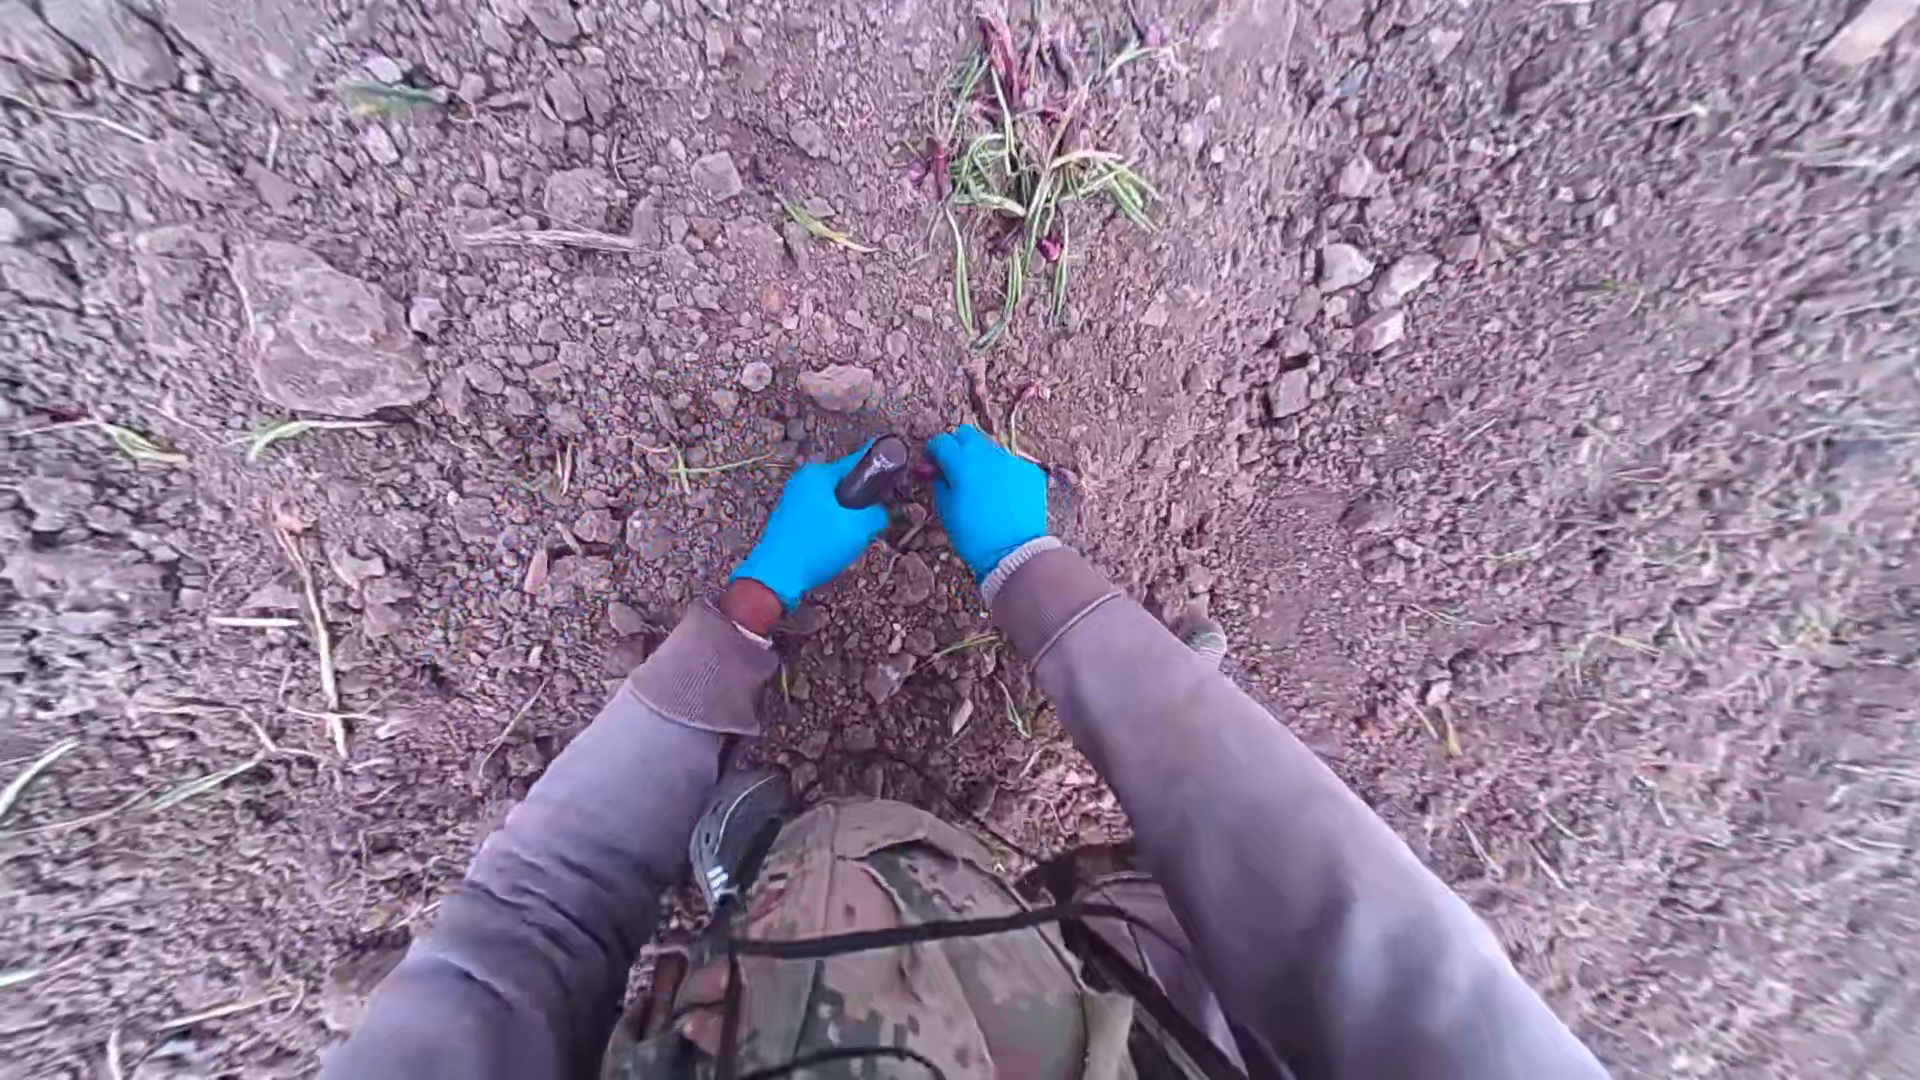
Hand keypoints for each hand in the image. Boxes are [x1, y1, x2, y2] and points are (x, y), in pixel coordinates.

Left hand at [730, 442, 887, 610]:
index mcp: (817, 475)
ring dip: (848, 517)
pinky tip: (835, 545)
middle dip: (862, 501)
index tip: (893, 477)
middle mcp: (803, 482)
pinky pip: (822, 516)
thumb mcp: (859, 529)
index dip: (879, 470)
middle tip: (871, 519)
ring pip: (834, 502)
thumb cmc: (814, 548)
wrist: (778, 578)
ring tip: (852, 537)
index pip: (857, 462)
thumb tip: (883, 512)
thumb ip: (878, 514)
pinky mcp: (791, 520)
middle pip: (846, 484)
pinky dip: (833, 526)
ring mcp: (794, 501)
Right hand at [925, 424, 1047, 580]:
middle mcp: (989, 455)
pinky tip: (1002, 495)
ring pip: (990, 448)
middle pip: (967, 435)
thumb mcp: (946, 510)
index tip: (933, 463)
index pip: (942, 442)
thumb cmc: (975, 536)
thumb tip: (937, 470)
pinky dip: (1002, 473)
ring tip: (980, 485)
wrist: (1014, 553)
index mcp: (963, 463)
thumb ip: (939, 482)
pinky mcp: (1030, 471)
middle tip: (955, 468)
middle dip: (957, 447)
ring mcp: (1012, 461)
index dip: (933, 452)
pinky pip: (1011, 463)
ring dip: (981, 460)